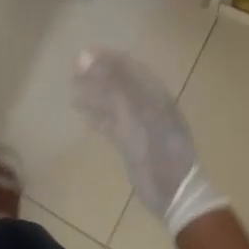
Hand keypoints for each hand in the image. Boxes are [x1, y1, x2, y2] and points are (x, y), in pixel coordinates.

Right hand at [72, 48, 227, 233]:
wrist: (175, 193)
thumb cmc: (159, 150)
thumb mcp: (136, 114)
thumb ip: (112, 87)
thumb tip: (86, 57)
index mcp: (155, 95)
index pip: (130, 67)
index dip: (108, 59)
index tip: (84, 54)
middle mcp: (148, 106)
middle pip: (119, 84)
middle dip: (97, 77)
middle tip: (73, 72)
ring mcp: (140, 125)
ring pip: (114, 104)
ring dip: (94, 97)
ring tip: (72, 92)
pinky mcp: (132, 143)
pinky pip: (112, 124)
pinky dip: (98, 118)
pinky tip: (84, 117)